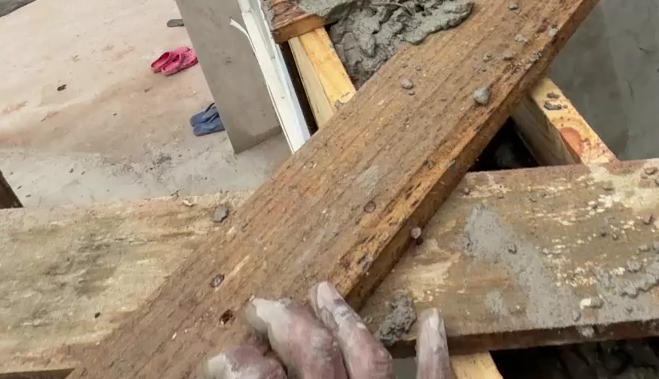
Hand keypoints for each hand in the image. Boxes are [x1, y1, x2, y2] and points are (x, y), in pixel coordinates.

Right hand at [204, 282, 448, 378]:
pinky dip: (435, 351)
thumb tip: (242, 373)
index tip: (223, 352)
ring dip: (346, 320)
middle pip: (317, 357)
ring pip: (370, 357)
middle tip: (264, 303)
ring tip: (324, 289)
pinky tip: (434, 318)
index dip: (242, 364)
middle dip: (289, 324)